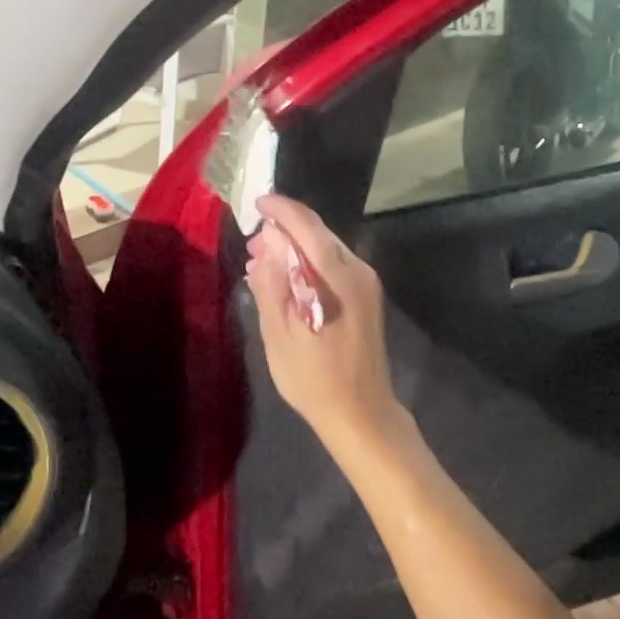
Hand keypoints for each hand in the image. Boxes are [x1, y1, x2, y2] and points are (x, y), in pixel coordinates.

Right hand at [245, 195, 419, 467]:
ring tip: (263, 263)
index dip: (281, 210)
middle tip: (253, 245)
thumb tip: (270, 241)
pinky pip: (334, 267)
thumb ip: (274, 282)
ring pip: (326, 250)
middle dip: (285, 231)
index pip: (307, 226)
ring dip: (296, 249)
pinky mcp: (366, 298)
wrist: (361, 414)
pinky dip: (309, 266)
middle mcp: (357, 271)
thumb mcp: (280, 333)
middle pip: (319, 234)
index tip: (256, 204)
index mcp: (337, 277)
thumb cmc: (314, 378)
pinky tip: (287, 282)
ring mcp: (366, 284)